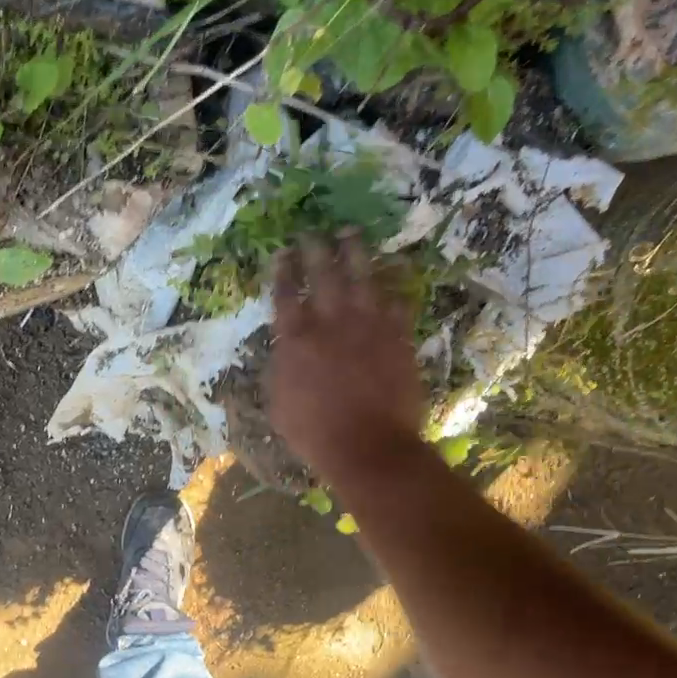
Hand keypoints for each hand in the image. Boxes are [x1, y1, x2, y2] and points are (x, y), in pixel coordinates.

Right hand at [265, 234, 427, 485]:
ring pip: (362, 276)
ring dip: (354, 252)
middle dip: (315, 249)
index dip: (283, 271)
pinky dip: (392, 283)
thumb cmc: (313, 432)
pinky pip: (397, 299)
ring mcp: (369, 325)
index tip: (282, 252)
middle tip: (313, 232)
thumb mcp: (278, 402)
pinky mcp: (398, 335)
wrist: (368, 444)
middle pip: (323, 274)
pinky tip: (391, 273)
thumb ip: (280, 368)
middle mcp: (331, 323)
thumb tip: (283, 351)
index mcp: (295, 340)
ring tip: (350, 234)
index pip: (285, 294)